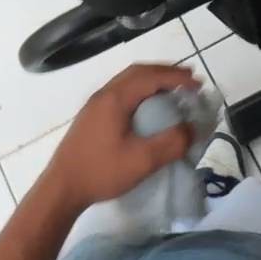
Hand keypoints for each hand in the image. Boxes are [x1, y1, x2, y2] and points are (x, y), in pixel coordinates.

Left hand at [36, 63, 200, 211]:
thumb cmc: (102, 171)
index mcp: (116, 98)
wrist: (62, 187)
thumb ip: (171, 143)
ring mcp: (95, 103)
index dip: (177, 77)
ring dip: (151, 79)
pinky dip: (139, 89)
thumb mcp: (142, 160)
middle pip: (138, 71)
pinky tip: (147, 106)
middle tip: (188, 79)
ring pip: (127, 80)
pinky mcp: (91, 115)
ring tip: (172, 89)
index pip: (151, 77)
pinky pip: (120, 91)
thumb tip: (193, 128)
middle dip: (165, 72)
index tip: (198, 83)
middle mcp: (104, 93)